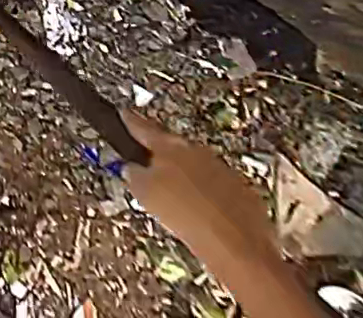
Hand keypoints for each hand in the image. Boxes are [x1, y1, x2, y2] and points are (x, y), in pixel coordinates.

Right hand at [119, 110, 327, 317]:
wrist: (246, 256)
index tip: (115, 107)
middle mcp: (200, 150)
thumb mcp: (145, 192)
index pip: (139, 122)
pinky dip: (204, 192)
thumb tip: (131, 165)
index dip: (123, 116)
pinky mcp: (248, 196)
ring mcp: (227, 172)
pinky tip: (200, 213)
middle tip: (142, 164)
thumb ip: (134, 172)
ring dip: (182, 173)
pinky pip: (215, 183)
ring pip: (194, 164)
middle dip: (157, 150)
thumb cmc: (192, 222)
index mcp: (172, 145)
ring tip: (172, 196)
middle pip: (170, 142)